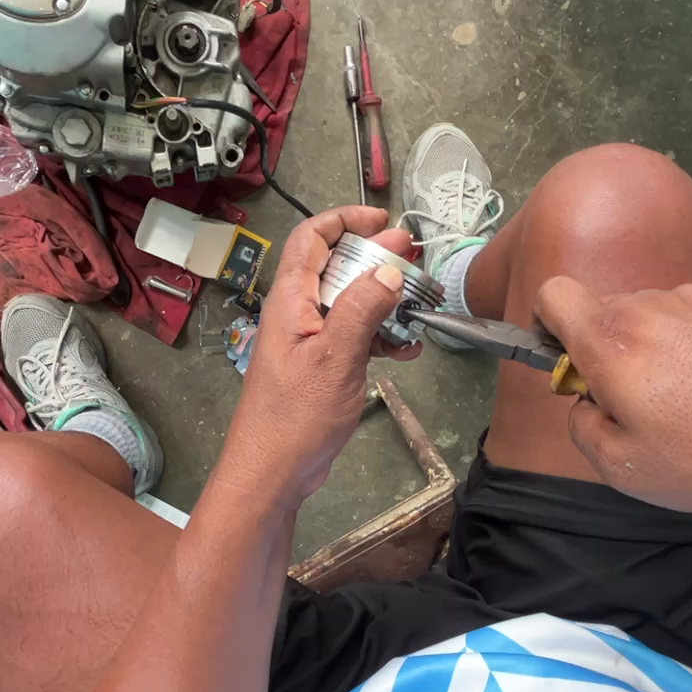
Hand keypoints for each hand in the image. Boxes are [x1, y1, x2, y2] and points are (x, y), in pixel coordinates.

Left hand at [221, 207, 419, 503]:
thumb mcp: (336, 356)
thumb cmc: (298, 414)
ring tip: (417, 308)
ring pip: (349, 302)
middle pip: (336, 267)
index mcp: (290, 299)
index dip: (345, 219)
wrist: (274, 472)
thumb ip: (363, 307)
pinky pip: (353, 336)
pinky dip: (379, 336)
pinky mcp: (321, 366)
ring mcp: (309, 340)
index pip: (311, 238)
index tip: (385, 221)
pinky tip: (405, 351)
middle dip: (375, 261)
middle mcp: (297, 312)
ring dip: (382, 302)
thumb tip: (390, 265)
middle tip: (413, 265)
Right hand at [535, 277, 691, 512]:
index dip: (547, 324)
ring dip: (651, 346)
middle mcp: (651, 304)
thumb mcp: (624, 467)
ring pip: (651, 314)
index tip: (570, 365)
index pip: (554, 294)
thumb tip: (586, 402)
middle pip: (603, 309)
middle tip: (636, 402)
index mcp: (611, 338)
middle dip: (603, 349)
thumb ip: (582, 427)